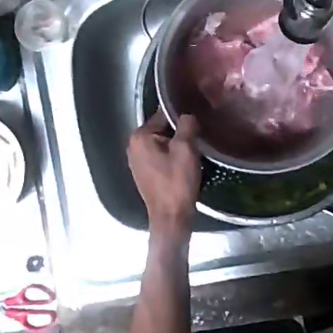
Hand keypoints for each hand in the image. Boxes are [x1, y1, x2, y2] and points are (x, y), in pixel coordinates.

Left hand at [127, 111, 201, 236]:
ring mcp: (137, 160)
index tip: (198, 120)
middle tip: (198, 136)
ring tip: (194, 149)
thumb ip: (186, 125)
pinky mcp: (144, 172)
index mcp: (140, 137)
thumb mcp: (186, 149)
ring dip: (177, 144)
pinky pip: (160, 155)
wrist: (171, 217)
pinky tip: (185, 163)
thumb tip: (187, 115)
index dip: (182, 117)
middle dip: (179, 131)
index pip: (163, 114)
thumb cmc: (177, 182)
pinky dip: (172, 156)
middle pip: (162, 129)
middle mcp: (134, 146)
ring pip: (162, 143)